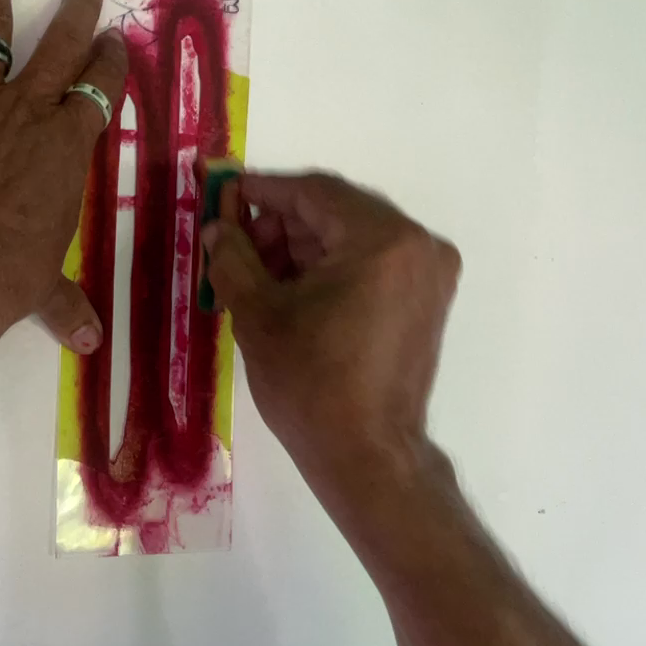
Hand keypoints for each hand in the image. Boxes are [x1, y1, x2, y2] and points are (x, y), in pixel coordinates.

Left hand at [0, 0, 128, 352]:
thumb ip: (69, 307)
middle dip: (78, 12)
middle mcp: (29, 112)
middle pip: (62, 47)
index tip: (117, 43)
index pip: (99, 92)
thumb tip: (91, 344)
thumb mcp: (45, 290)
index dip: (110, 64)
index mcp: (67, 150)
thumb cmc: (4, 281)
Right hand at [202, 173, 460, 471]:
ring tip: (251, 275)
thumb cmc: (310, 384)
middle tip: (232, 246)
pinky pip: (368, 266)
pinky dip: (326, 271)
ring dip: (299, 249)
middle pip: (335, 214)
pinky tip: (286, 291)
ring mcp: (427, 275)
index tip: (222, 191)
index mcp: (382, 241)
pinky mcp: (423, 302)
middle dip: (278, 225)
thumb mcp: (258, 315)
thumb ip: (233, 258)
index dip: (262, 190)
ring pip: (350, 240)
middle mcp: (417, 246)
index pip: (314, 193)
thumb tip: (217, 227)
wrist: (365, 454)